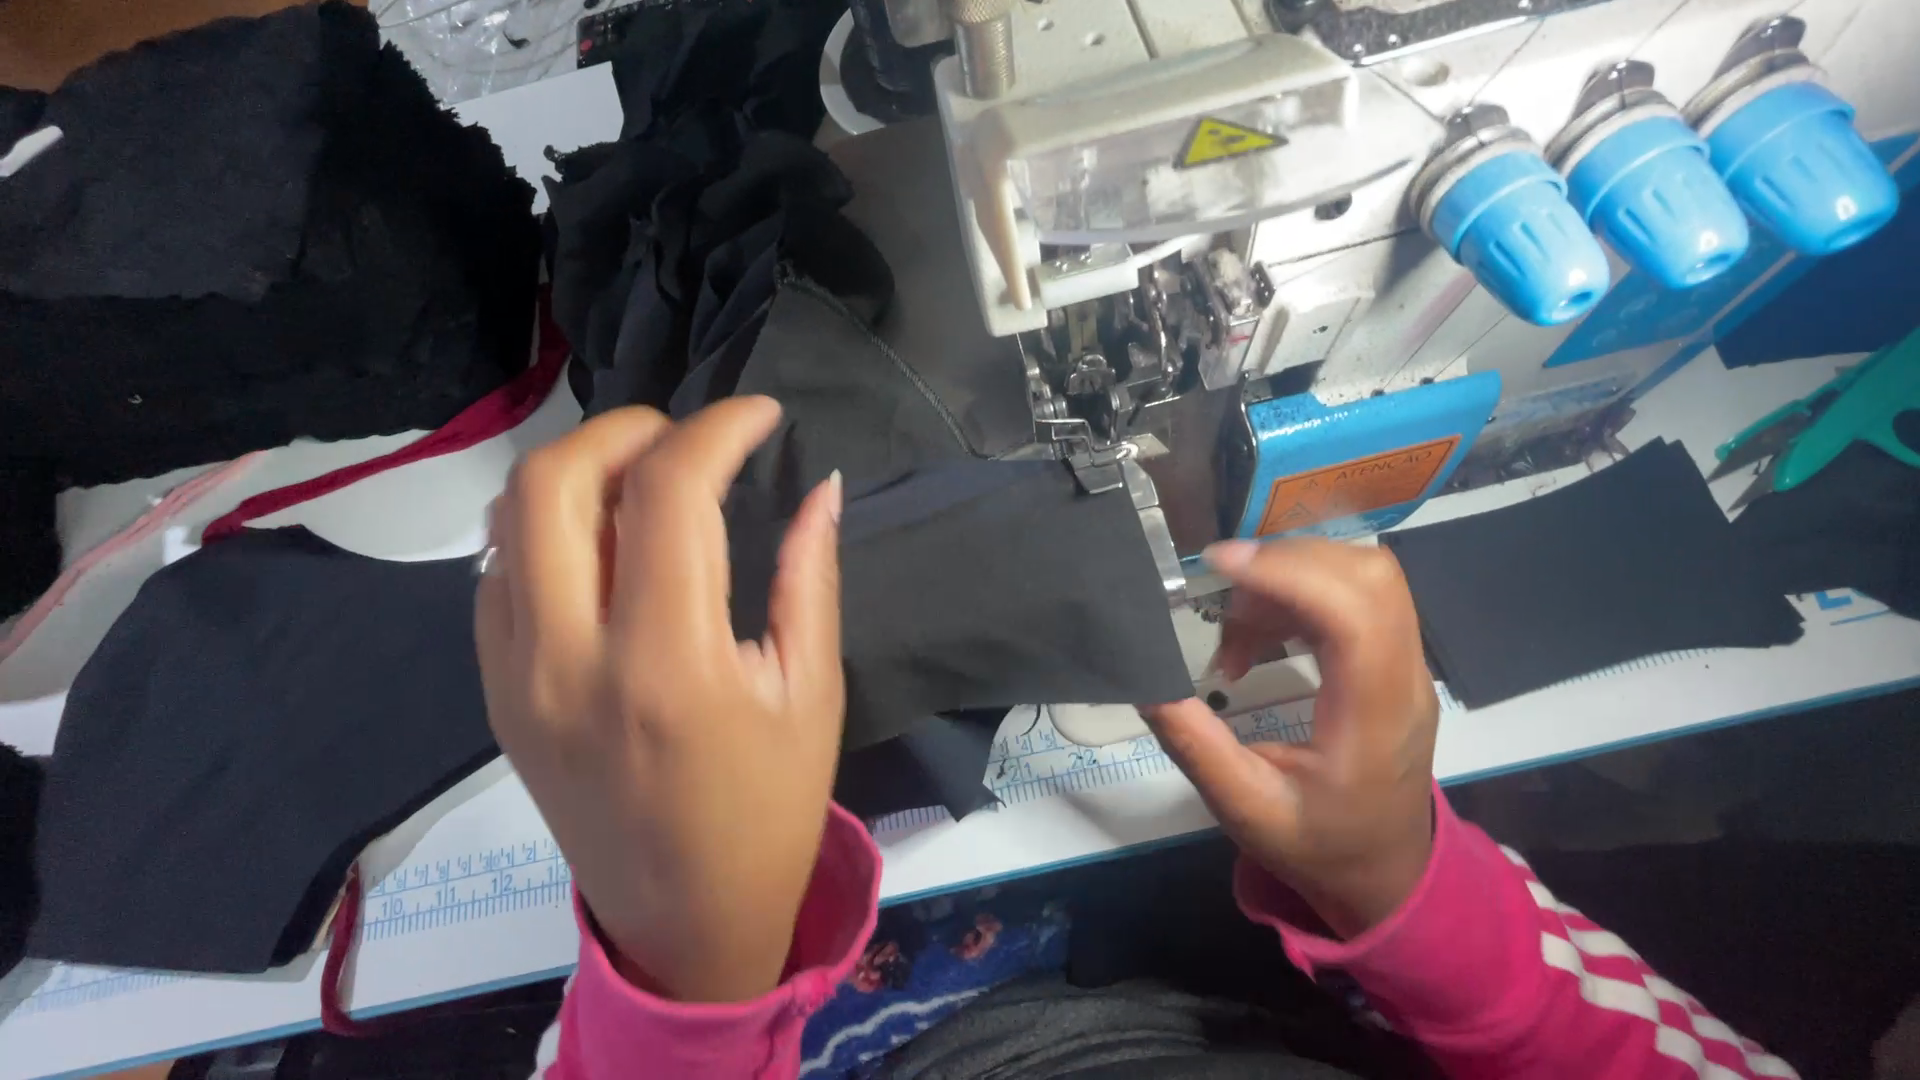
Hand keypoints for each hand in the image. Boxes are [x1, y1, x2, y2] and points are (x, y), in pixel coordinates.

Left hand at [474, 398, 844, 1002]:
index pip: (670, 494)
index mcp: (668, 663)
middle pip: (553, 481)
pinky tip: (608, 544)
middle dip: (626, 428)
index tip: (762, 415)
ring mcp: (513, 677)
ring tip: (650, 480)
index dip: (719, 429)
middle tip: (690, 436)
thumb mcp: (812, 691)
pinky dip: (551, 528)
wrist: (685, 918)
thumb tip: (818, 486)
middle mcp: (568, 659)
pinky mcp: (495, 693)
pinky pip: (501, 573)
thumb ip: (810, 576)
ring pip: (510, 518)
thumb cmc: (770, 808)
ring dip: (581, 472)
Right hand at [1144, 538, 1437, 938]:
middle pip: (1367, 576)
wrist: (1386, 872)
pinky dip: (1298, 594)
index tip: (1219, 565)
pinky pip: (1354, 595)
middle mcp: (1403, 678)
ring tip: (1235, 628)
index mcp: (1372, 718)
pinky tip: (1258, 636)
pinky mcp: (1394, 659)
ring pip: (1362, 576)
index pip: (1353, 614)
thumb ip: (1196, 745)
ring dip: (1289, 578)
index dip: (1288, 572)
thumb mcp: (1244, 808)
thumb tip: (1148, 680)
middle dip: (1286, 562)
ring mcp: (1406, 665)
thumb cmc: (1318, 844)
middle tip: (1223, 592)